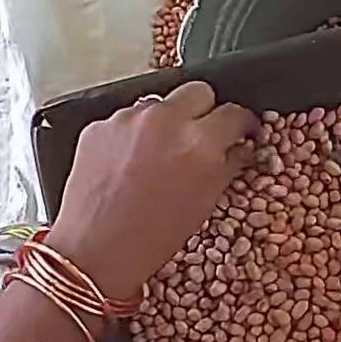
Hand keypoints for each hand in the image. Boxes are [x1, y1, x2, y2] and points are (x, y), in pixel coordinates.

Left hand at [45, 81, 258, 299]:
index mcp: (200, 142)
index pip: (234, 113)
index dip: (244, 123)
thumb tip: (240, 147)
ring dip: (168, 122)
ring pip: (160, 103)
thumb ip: (227, 166)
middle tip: (204, 136)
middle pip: (198, 92)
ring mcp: (128, 118)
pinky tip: (131, 164)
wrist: (97, 249)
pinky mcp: (99, 125)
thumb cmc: (156, 235)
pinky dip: (136, 135)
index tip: (243, 131)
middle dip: (206, 110)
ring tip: (161, 156)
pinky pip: (128, 119)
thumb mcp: (205, 203)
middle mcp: (165, 120)